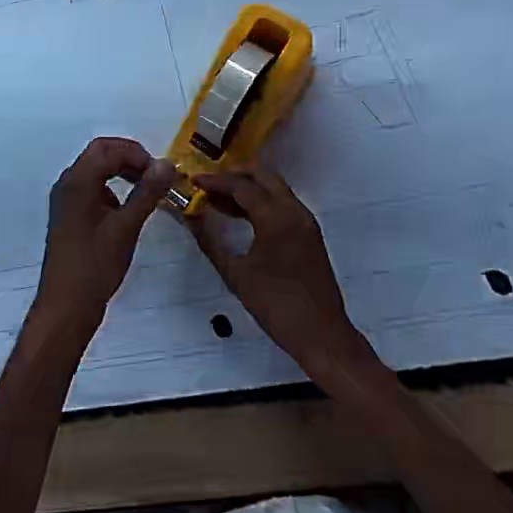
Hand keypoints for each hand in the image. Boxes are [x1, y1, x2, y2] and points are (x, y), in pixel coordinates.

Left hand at [36, 138, 174, 319]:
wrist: (67, 303)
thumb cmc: (96, 264)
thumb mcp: (126, 226)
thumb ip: (147, 192)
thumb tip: (166, 164)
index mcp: (78, 181)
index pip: (109, 150)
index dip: (138, 155)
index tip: (162, 173)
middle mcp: (68, 183)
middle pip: (99, 153)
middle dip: (129, 157)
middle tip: (155, 175)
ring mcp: (66, 198)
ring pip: (95, 169)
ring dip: (120, 170)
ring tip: (147, 188)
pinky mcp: (70, 213)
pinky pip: (91, 187)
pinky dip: (111, 188)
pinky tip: (128, 208)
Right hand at [184, 171, 360, 370]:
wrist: (322, 336)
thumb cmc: (276, 305)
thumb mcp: (235, 274)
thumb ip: (210, 241)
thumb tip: (190, 217)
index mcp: (276, 218)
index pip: (241, 186)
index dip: (215, 181)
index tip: (193, 181)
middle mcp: (294, 212)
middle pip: (263, 176)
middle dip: (234, 176)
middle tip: (208, 184)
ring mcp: (305, 222)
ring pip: (275, 188)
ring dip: (248, 188)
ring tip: (218, 200)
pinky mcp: (309, 234)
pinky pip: (282, 204)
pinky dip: (261, 202)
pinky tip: (241, 216)